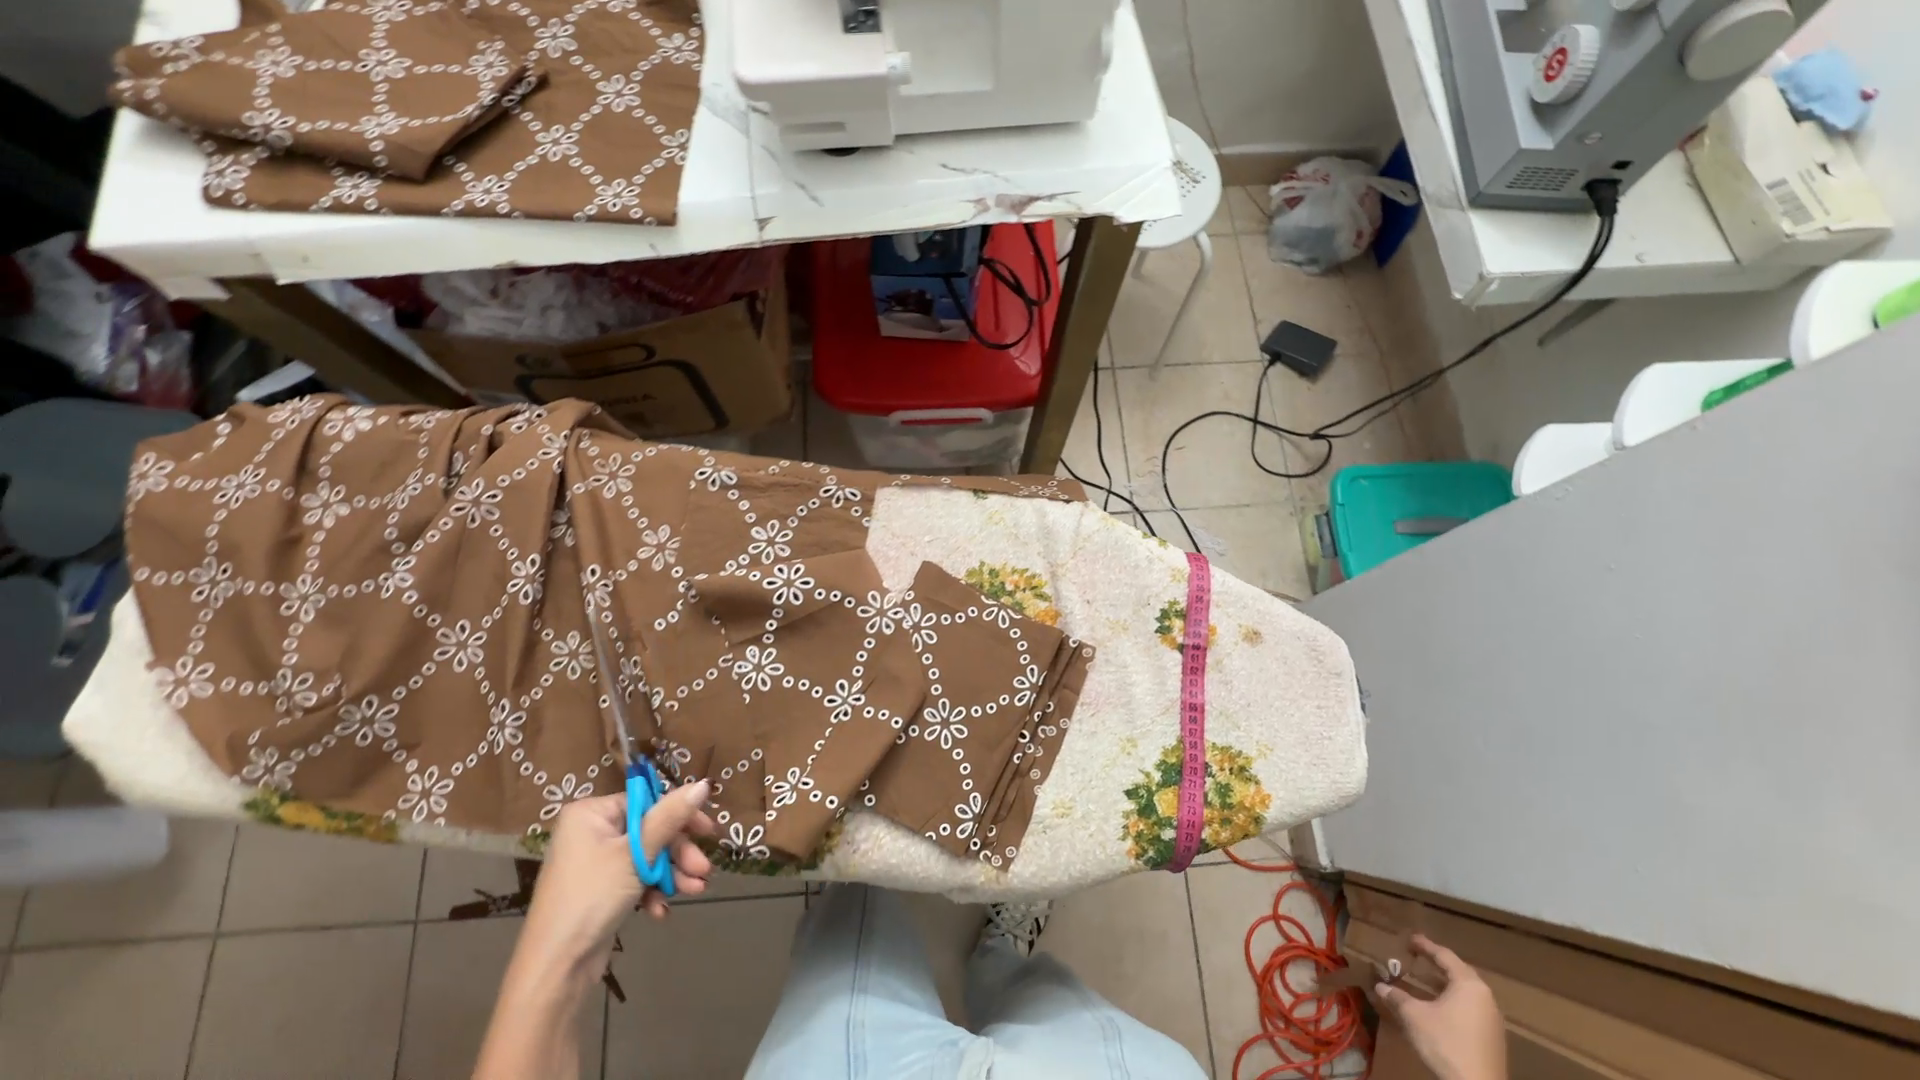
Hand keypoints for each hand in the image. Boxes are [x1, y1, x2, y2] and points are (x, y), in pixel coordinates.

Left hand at [521, 779, 715, 973]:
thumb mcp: (636, 853)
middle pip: (650, 831)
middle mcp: (591, 832)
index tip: (708, 832)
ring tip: (695, 891)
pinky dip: (651, 891)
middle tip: (703, 871)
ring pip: (647, 857)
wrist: (558, 964)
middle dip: (678, 853)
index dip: (679, 816)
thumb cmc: (593, 896)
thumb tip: (702, 783)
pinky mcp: (601, 889)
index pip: (646, 801)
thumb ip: (670, 817)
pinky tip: (660, 911)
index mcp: (591, 813)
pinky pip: (634, 879)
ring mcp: (595, 862)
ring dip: (672, 874)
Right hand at [1375, 935, 1506, 1079]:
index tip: (1410, 939)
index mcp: (1468, 985)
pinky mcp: (1492, 1037)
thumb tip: (1380, 986)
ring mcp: (1492, 1018)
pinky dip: (1451, 1002)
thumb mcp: (1414, 1017)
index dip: (1425, 946)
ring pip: (1464, 993)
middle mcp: (1484, 997)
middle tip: (1417, 957)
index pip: (1445, 956)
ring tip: (1423, 982)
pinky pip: (1469, 1008)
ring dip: (1443, 985)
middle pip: (1458, 973)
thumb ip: (1397, 998)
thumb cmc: (1446, 1042)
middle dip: (1436, 964)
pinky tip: (1438, 1009)